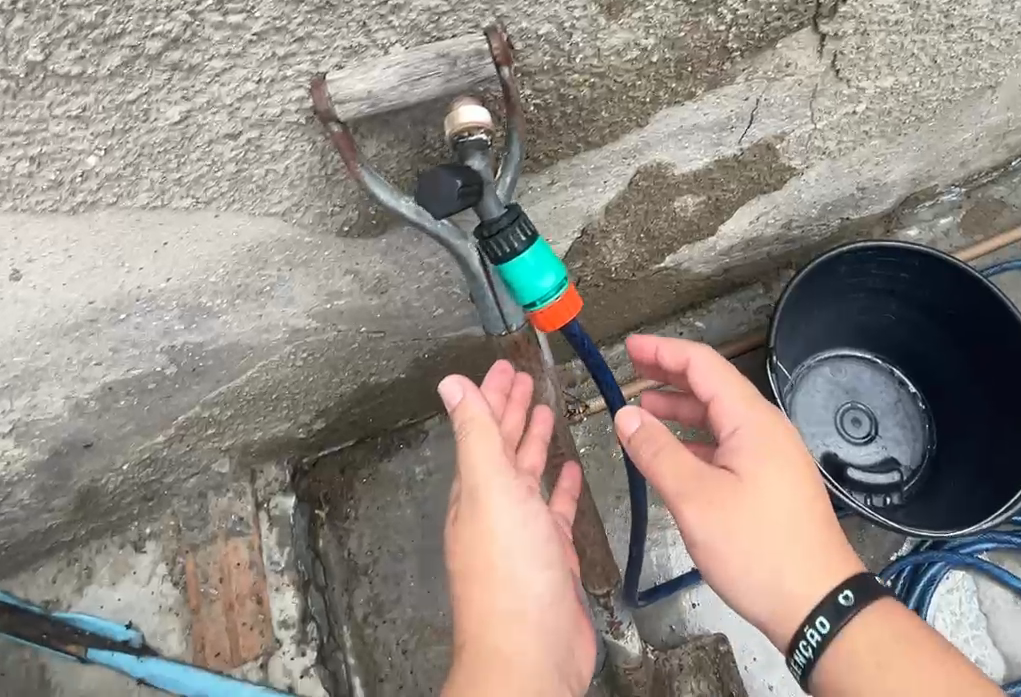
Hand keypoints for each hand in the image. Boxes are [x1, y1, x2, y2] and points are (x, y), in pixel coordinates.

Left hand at [439, 360, 596, 696]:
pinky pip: (556, 509)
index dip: (493, 393)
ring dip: (535, 441)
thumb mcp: (489, 489)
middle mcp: (497, 505)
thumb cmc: (509, 572)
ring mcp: (525, 531)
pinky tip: (570, 470)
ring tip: (545, 411)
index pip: (483, 427)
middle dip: (512, 409)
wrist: (531, 653)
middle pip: (504, 445)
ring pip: (529, 473)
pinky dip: (562, 486)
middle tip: (524, 377)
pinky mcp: (552, 555)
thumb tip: (450, 384)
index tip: (504, 365)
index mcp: (477, 488)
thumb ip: (475, 433)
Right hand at [613, 334, 864, 649]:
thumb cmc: (758, 549)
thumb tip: (625, 414)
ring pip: (720, 417)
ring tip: (643, 410)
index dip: (663, 351)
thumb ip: (657, 452)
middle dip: (670, 375)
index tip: (630, 347)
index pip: (702, 365)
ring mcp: (772, 455)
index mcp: (751, 419)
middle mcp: (765, 427)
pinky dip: (696, 440)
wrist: (819, 607)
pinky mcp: (772, 481)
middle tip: (631, 369)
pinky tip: (675, 454)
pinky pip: (728, 444)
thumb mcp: (696, 500)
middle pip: (712, 386)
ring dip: (681, 409)